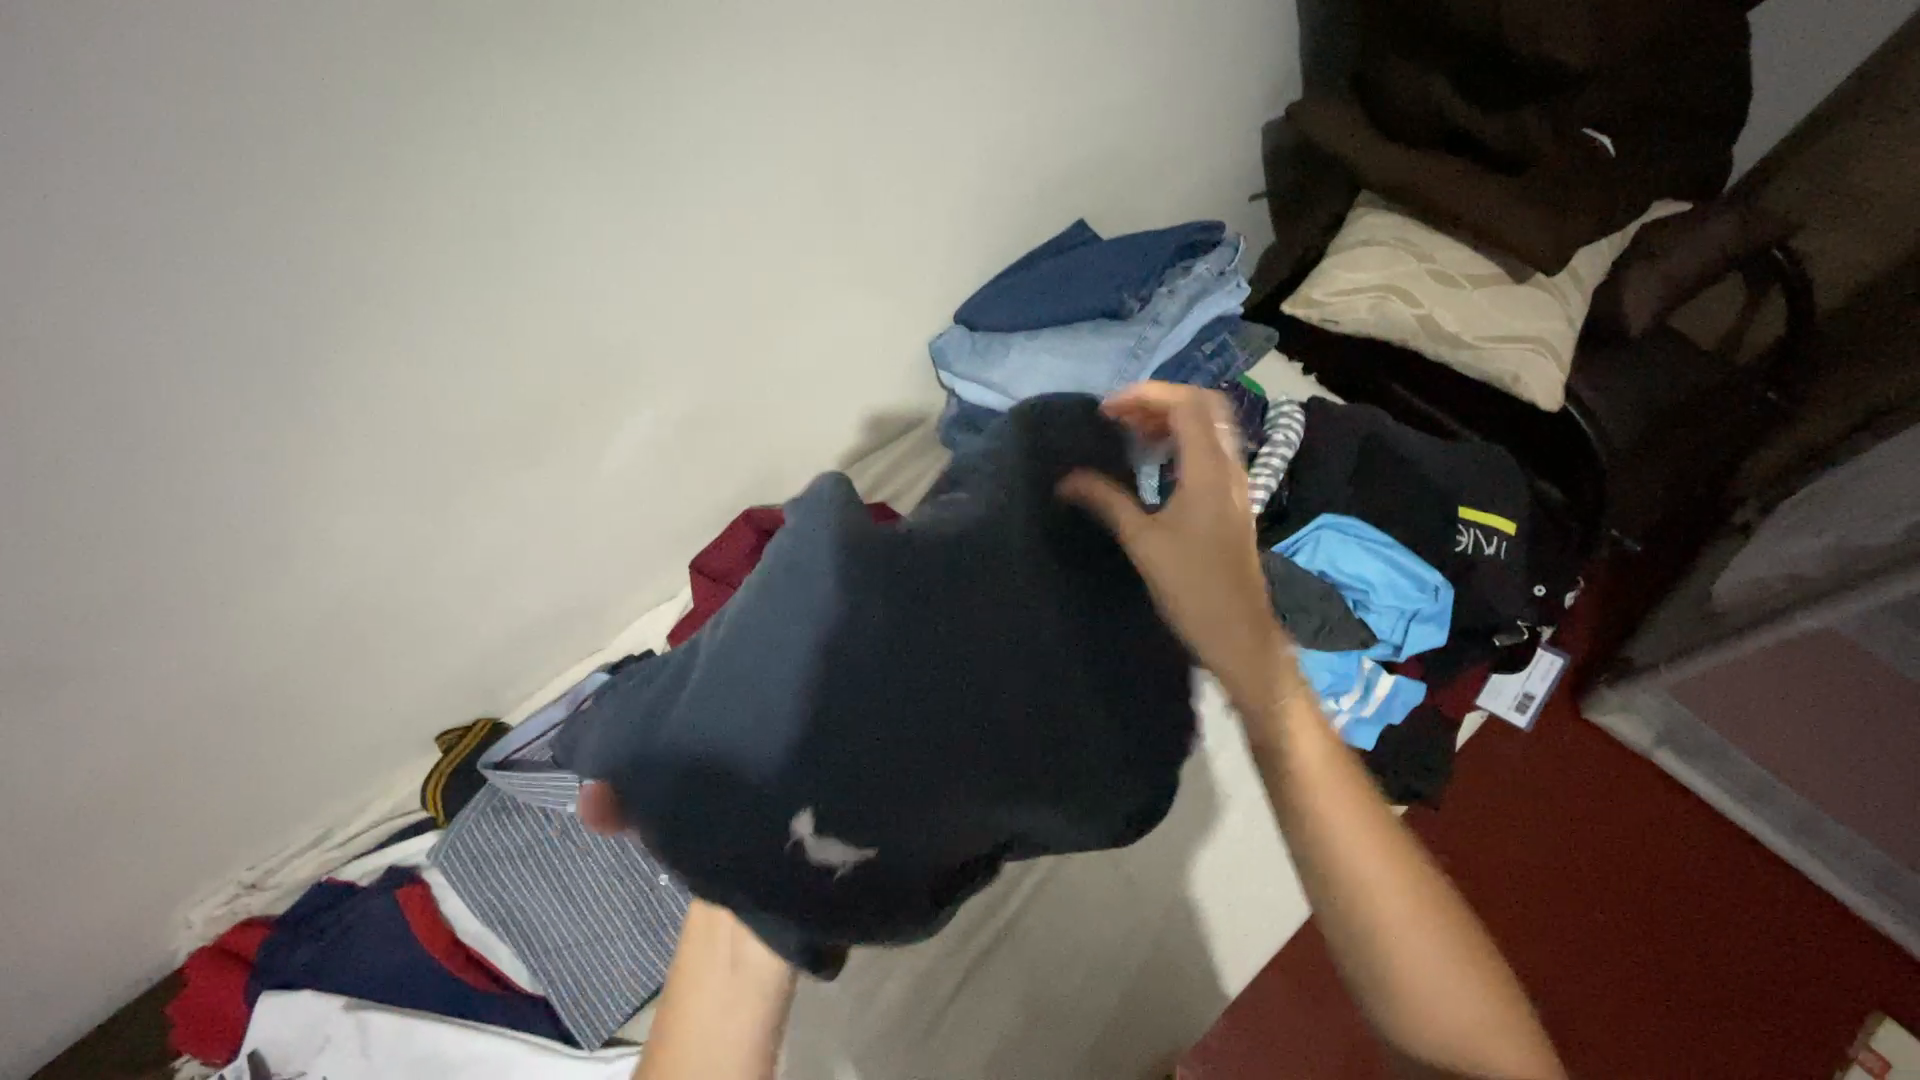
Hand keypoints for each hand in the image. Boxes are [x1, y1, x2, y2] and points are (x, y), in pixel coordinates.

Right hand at [1059, 382, 1291, 704]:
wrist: (1238, 633)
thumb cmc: (1191, 588)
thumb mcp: (1142, 542)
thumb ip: (1106, 501)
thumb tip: (1066, 480)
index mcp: (1209, 470)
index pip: (1185, 404)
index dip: (1145, 396)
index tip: (1106, 411)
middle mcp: (1230, 468)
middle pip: (1204, 407)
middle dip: (1159, 401)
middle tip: (1120, 418)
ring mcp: (1236, 485)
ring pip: (1210, 429)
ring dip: (1172, 421)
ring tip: (1132, 436)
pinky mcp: (1233, 502)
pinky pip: (1211, 452)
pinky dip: (1183, 443)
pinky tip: (1155, 465)